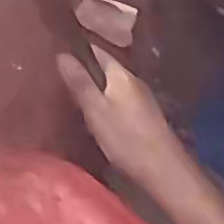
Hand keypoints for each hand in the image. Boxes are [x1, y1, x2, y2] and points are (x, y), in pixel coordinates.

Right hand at [56, 45, 182, 184]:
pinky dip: (104, 103)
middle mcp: (133, 80)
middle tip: (57, 76)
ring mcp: (141, 99)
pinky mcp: (144, 117)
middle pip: (104, 68)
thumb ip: (79, 82)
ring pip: (111, 85)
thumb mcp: (95, 110)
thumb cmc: (127, 139)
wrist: (168, 175)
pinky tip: (93, 114)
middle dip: (83, 70)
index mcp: (121, 74)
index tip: (55, 52)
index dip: (76, 48)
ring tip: (69, 95)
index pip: (96, 49)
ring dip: (94, 88)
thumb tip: (61, 54)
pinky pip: (117, 100)